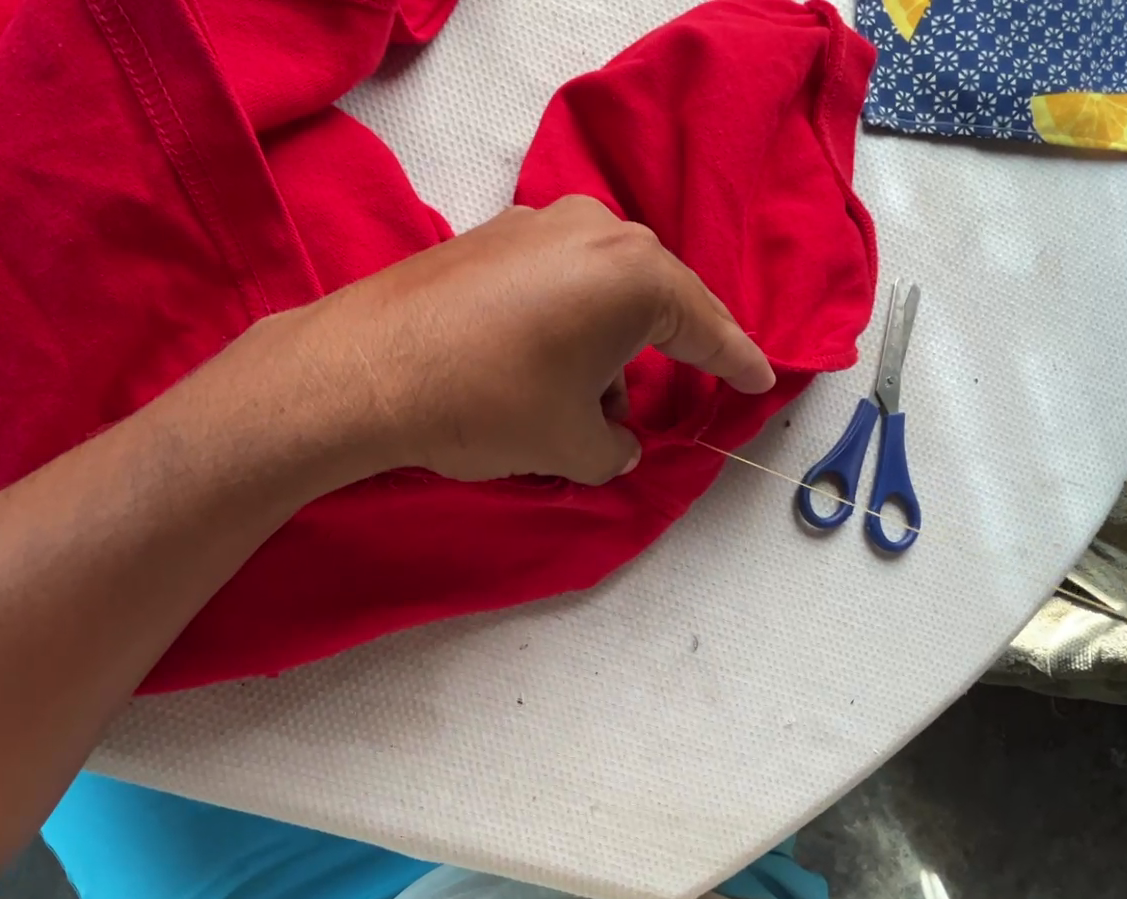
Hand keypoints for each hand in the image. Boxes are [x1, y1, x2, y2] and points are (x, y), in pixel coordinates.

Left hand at [251, 195, 774, 484]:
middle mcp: (594, 228)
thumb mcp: (571, 446)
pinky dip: (560, 325)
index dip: (735, 362)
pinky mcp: (491, 234)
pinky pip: (553, 283)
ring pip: (598, 293)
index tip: (761, 378)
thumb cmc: (489, 406)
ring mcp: (537, 222)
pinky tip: (529, 367)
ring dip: (599, 349)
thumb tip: (618, 442)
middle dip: (650, 362)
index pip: (705, 327)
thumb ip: (616, 448)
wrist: (366, 370)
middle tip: (638, 411)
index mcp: (635, 274)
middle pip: (650, 304)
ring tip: (565, 406)